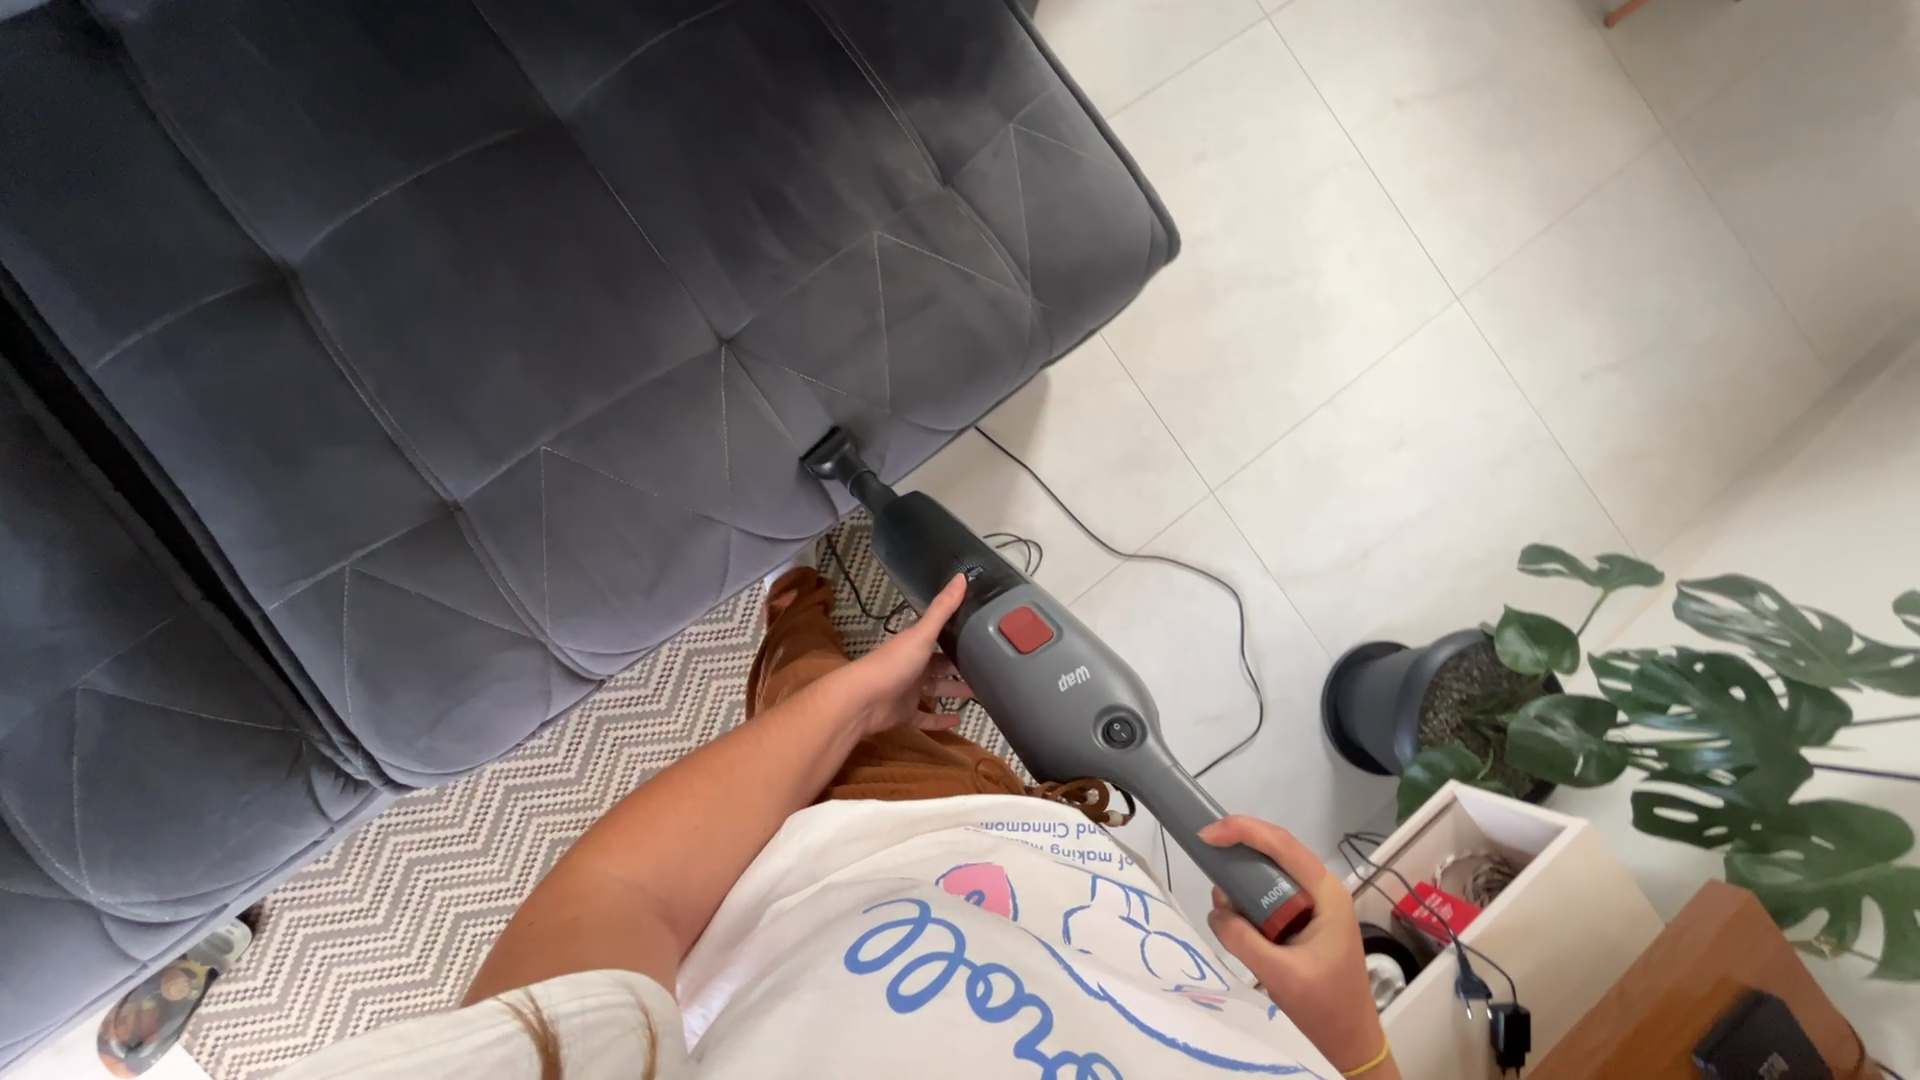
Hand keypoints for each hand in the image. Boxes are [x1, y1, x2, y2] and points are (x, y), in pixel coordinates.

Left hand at [819, 574, 973, 737]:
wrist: (863, 699)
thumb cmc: (893, 663)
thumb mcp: (921, 634)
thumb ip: (942, 609)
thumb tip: (962, 576)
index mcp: (915, 644)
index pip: (940, 637)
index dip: (958, 636)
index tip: (981, 634)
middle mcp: (913, 665)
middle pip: (941, 665)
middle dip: (961, 667)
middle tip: (988, 668)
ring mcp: (908, 690)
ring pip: (936, 690)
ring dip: (954, 692)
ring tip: (981, 694)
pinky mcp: (905, 713)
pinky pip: (925, 716)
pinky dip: (940, 720)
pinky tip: (958, 722)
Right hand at [1200, 816, 1390, 1075]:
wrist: (1352, 1042)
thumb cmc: (1324, 1007)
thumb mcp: (1279, 974)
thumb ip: (1241, 938)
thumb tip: (1216, 909)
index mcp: (1327, 894)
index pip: (1282, 844)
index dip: (1243, 831)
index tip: (1207, 835)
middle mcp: (1323, 888)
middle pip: (1277, 846)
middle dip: (1240, 841)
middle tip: (1205, 845)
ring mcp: (1316, 901)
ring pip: (1273, 865)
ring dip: (1243, 869)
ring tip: (1221, 890)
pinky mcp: (1306, 915)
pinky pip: (1272, 888)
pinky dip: (1249, 889)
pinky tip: (1234, 908)